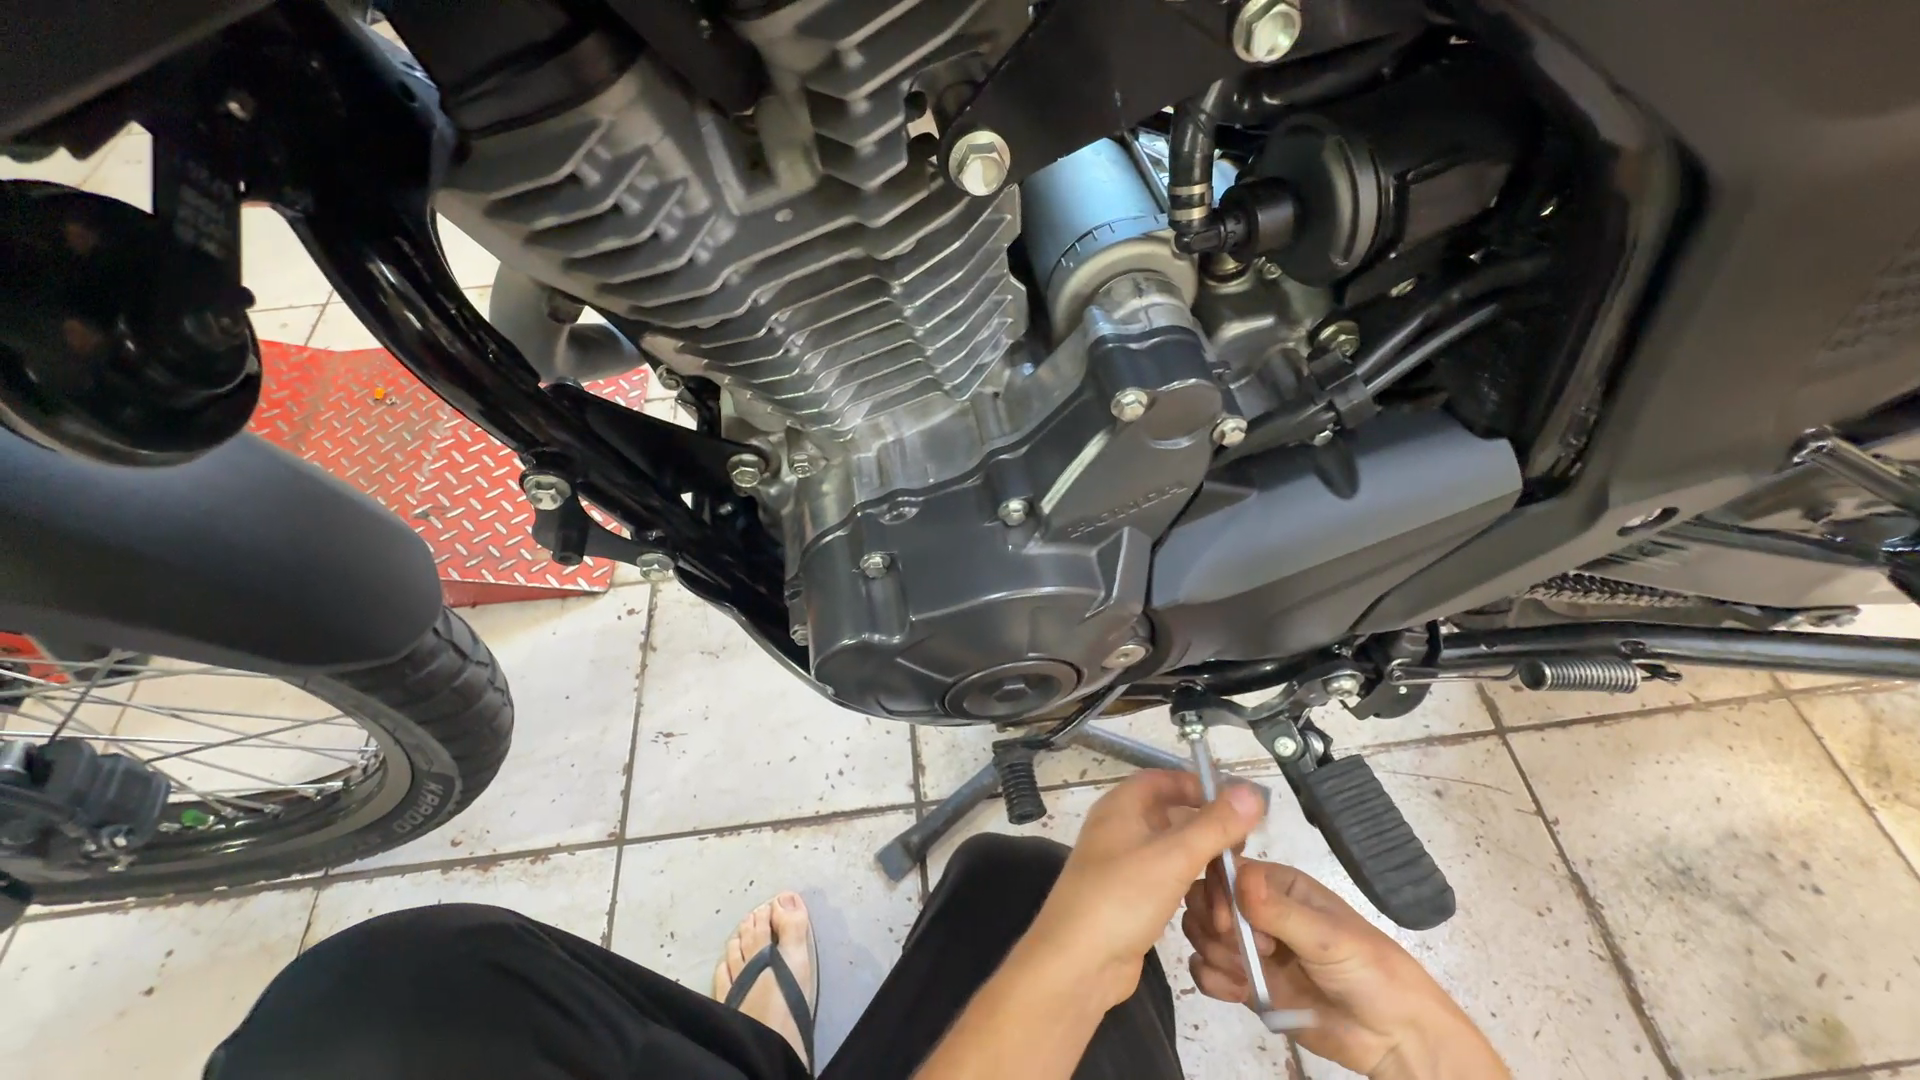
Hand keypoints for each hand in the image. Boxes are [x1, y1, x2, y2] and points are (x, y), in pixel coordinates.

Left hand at [1020, 769, 1265, 1009]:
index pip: (1164, 779)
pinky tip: (1212, 909)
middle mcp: (1119, 829)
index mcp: (1121, 806)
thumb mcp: (1174, 857)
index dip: (1199, 786)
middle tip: (1242, 854)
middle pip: (1173, 817)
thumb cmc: (1120, 898)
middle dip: (1210, 833)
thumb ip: (1215, 825)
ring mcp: (1123, 865)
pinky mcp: (1129, 898)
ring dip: (1205, 867)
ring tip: (1233, 889)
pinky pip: (1168, 881)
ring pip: (1174, 852)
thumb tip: (1252, 791)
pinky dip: (1191, 888)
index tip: (1236, 807)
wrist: (1077, 963)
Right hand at [1183, 860, 1508, 1079]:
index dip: (1216, 892)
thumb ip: (1278, 911)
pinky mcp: (1245, 983)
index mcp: (1277, 885)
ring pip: (1199, 933)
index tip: (1226, 923)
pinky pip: (1204, 970)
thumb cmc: (1369, 971)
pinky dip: (1212, 980)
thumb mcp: (1328, 937)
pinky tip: (1238, 992)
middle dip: (1213, 927)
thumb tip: (1236, 878)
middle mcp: (1256, 910)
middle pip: (1204, 899)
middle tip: (1246, 953)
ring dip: (1213, 954)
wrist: (1392, 1036)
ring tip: (1245, 977)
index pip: (1225, 870)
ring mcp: (1248, 947)